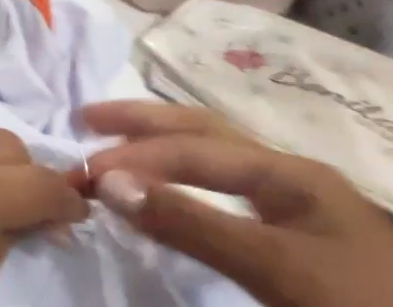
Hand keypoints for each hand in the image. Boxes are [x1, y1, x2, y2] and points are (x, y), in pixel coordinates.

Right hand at [81, 102, 392, 306]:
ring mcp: (305, 209)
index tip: (83, 174)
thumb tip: (108, 182)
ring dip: (165, 148)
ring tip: (119, 147)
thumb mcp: (280, 272)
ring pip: (220, 159)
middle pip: (206, 132)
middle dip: (144, 122)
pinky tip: (179, 192)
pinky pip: (233, 194)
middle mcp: (293, 177)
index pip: (194, 149)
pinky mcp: (309, 244)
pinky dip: (192, 183)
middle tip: (87, 119)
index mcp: (290, 172)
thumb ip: (194, 224)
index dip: (135, 156)